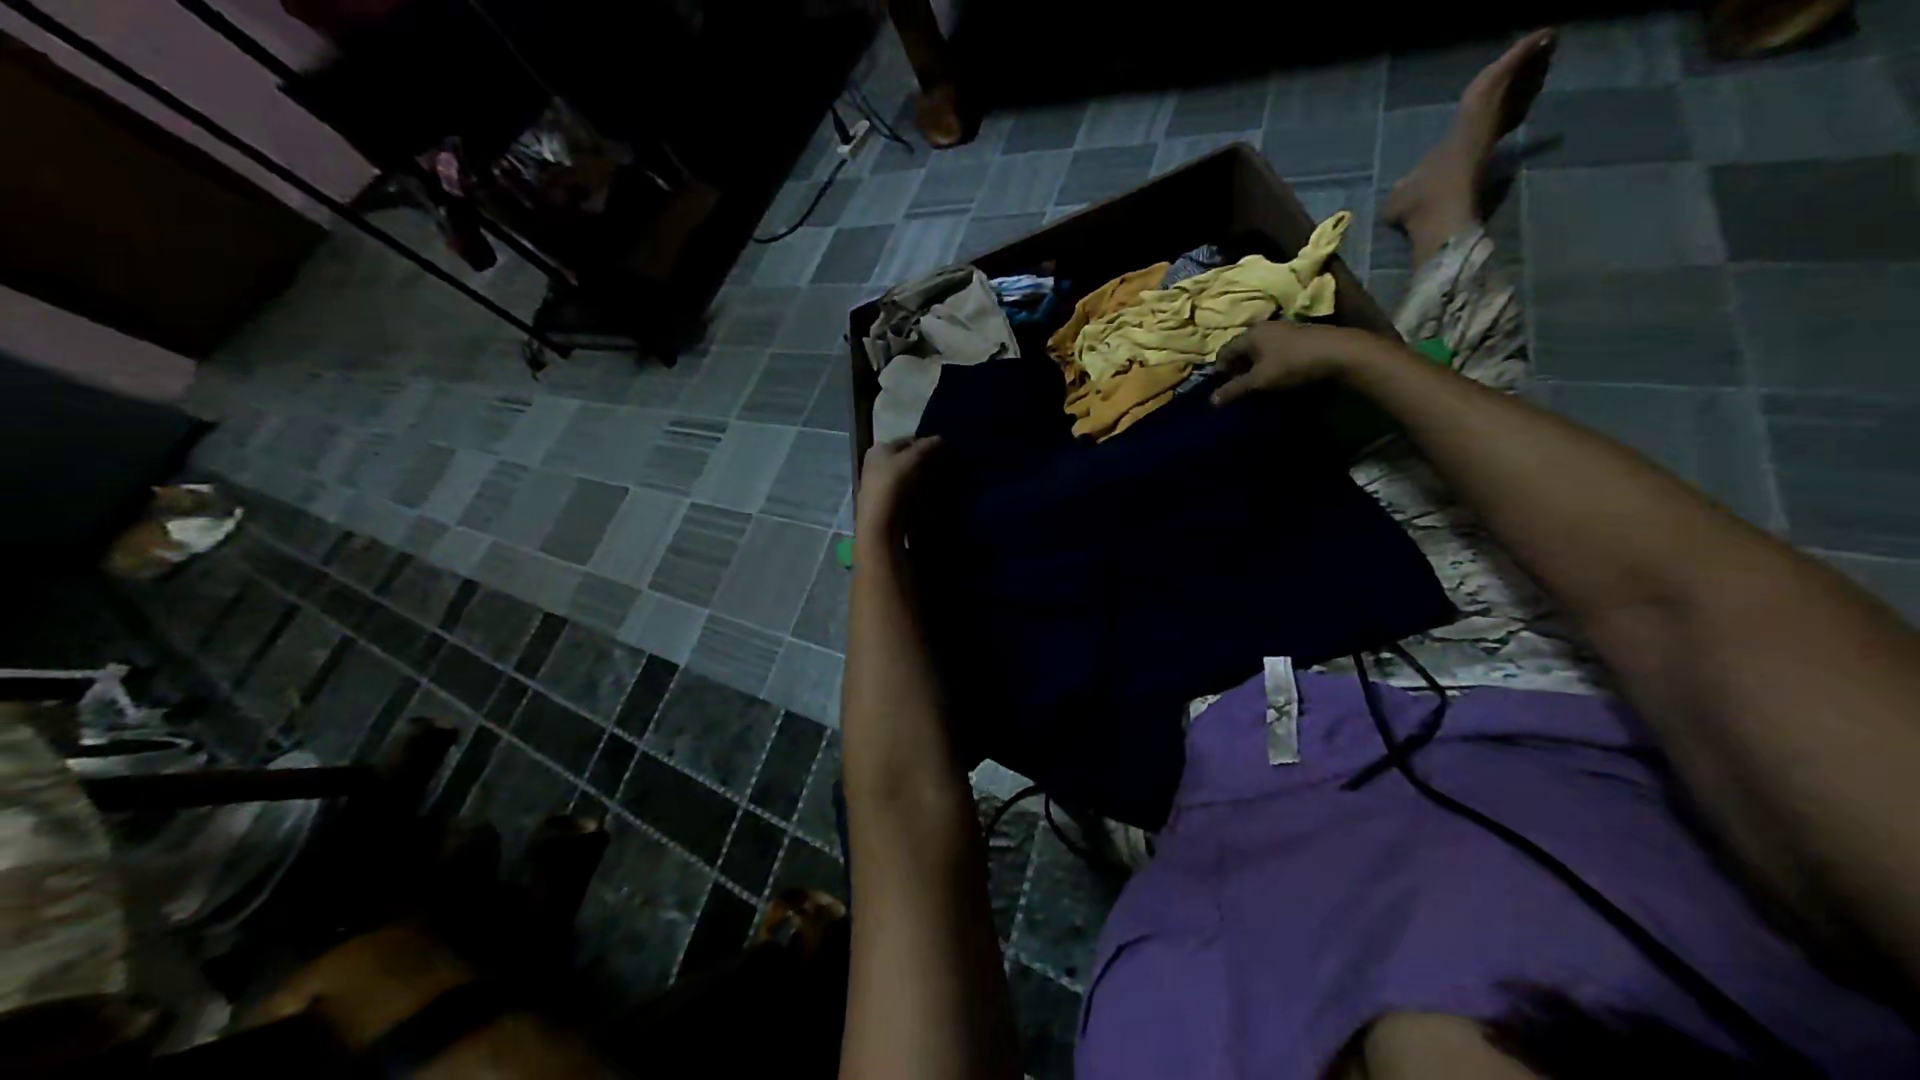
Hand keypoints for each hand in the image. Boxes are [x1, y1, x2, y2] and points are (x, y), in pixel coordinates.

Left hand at [856, 436, 941, 537]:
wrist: (880, 523)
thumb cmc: (894, 483)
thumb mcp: (914, 458)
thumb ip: (928, 445)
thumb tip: (941, 438)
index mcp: (879, 449)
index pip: (908, 440)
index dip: (927, 444)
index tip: (945, 452)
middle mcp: (875, 463)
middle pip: (906, 458)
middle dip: (926, 462)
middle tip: (945, 468)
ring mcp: (877, 484)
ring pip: (906, 475)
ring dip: (923, 477)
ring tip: (940, 483)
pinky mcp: (883, 502)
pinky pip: (904, 491)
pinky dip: (916, 491)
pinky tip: (926, 496)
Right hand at [1210, 322, 1368, 406]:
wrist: (1339, 352)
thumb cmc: (1292, 364)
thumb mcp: (1260, 381)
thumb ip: (1234, 389)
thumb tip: (1211, 400)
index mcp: (1250, 334)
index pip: (1225, 351)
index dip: (1220, 369)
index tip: (1220, 387)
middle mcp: (1264, 327)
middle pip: (1241, 348)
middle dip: (1236, 366)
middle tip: (1236, 385)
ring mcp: (1283, 329)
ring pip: (1259, 348)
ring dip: (1253, 364)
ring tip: (1256, 382)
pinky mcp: (1299, 335)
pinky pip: (1274, 348)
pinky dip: (1268, 361)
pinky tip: (1275, 373)